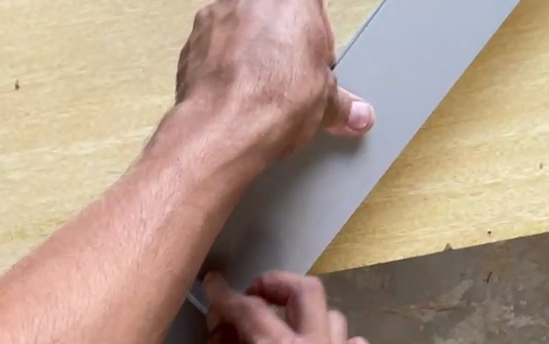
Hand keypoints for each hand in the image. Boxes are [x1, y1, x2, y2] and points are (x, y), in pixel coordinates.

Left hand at [174, 0, 373, 162]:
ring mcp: (218, 15)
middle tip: (283, 85)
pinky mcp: (192, 43)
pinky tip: (229, 101)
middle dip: (278, 49)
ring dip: (246, 57)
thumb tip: (357, 115)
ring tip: (254, 97)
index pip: (312, 11)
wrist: (225, 127)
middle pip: (272, 19)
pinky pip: (211, 53)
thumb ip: (341, 104)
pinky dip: (219, 72)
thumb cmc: (275, 100)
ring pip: (239, 32)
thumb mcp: (323, 103)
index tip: (311, 70)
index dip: (314, 44)